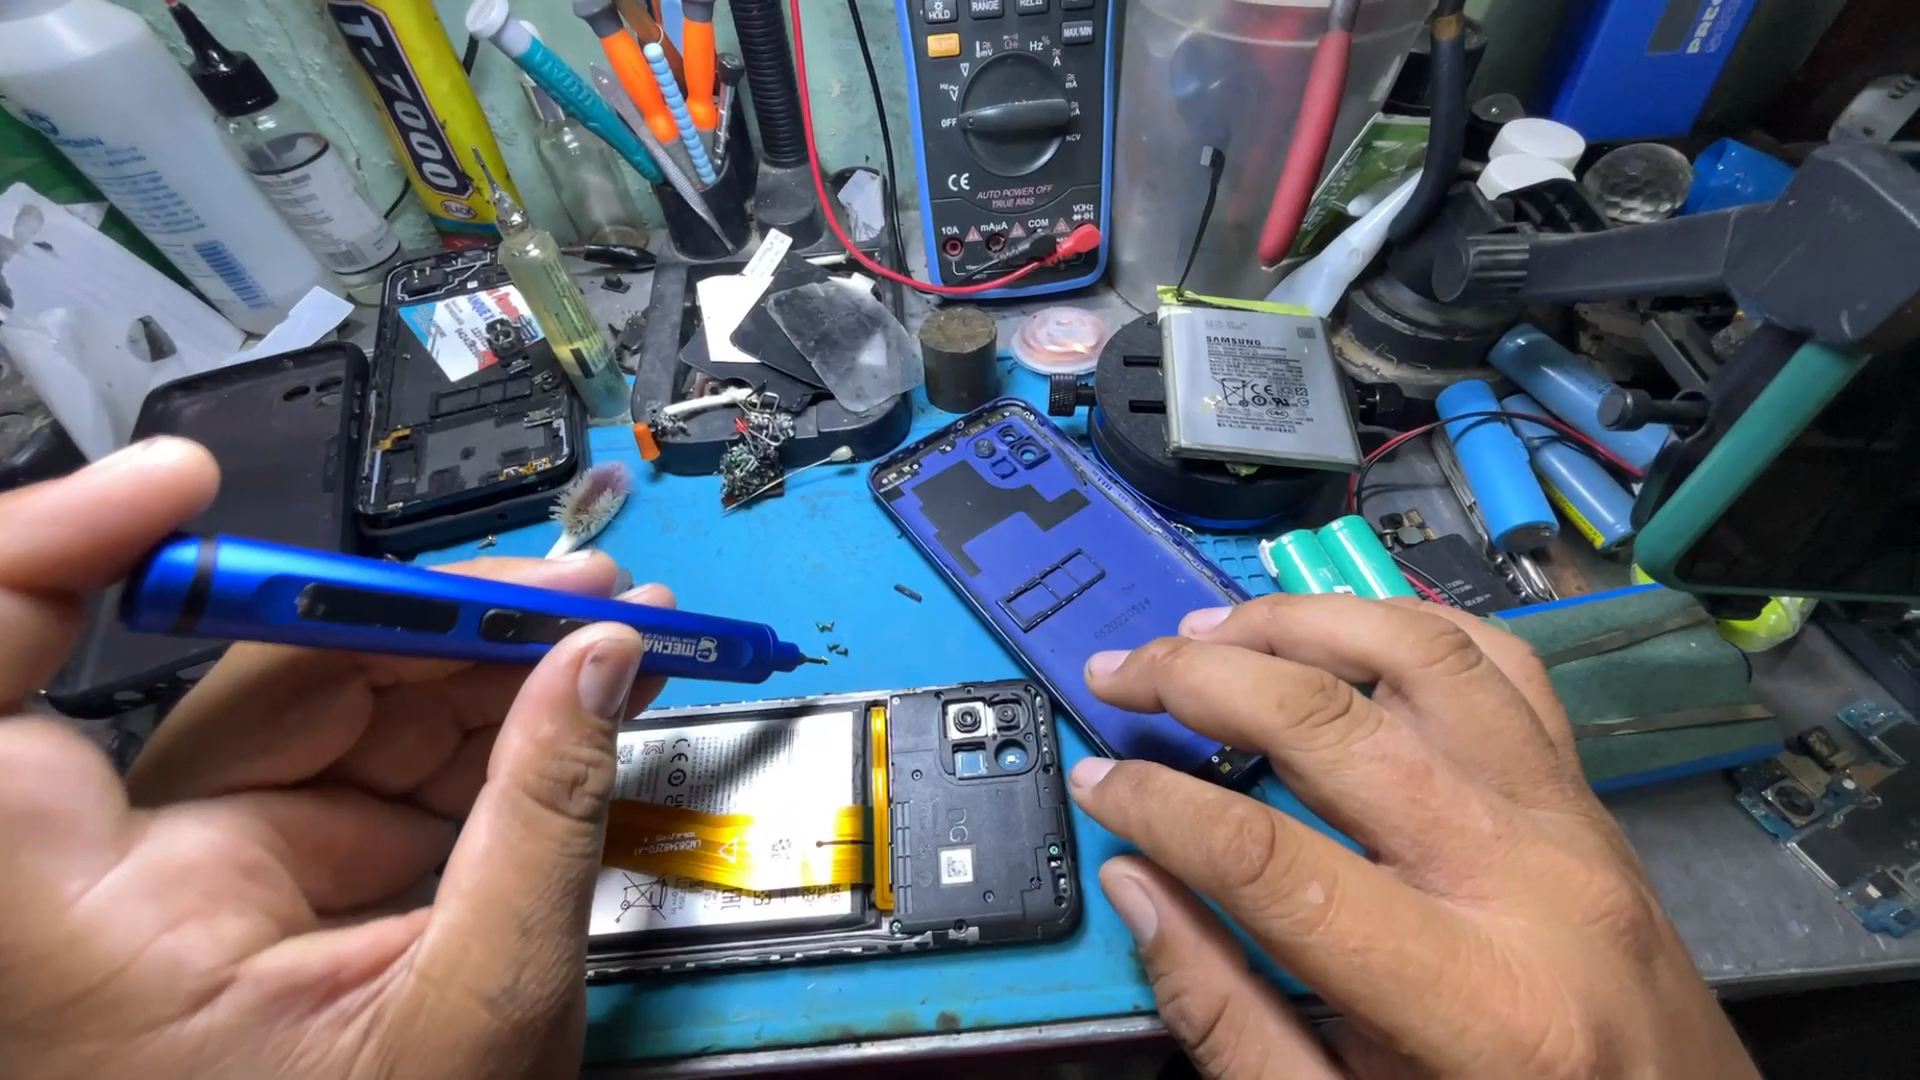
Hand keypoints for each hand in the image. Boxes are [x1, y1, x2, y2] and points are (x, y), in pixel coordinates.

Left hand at [0, 438, 670, 1078]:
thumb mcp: (486, 1001)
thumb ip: (547, 816)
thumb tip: (602, 661)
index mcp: (73, 936)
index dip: (49, 562)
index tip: (186, 482)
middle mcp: (125, 875)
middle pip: (278, 680)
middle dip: (445, 616)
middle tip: (579, 590)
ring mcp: (230, 862)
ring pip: (364, 702)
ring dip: (500, 655)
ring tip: (616, 625)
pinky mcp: (313, 858)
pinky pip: (407, 751)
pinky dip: (501, 708)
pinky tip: (585, 679)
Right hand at [1070, 595, 1756, 1078]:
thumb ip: (1221, 1011)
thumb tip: (1130, 879)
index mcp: (1476, 999)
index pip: (1265, 856)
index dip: (1156, 805)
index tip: (1096, 780)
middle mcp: (1530, 877)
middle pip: (1329, 723)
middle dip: (1196, 680)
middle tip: (1119, 672)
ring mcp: (1567, 816)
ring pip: (1418, 654)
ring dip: (1293, 620)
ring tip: (1208, 628)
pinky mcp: (1578, 790)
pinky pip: (1498, 662)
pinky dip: (1401, 623)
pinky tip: (1331, 629)